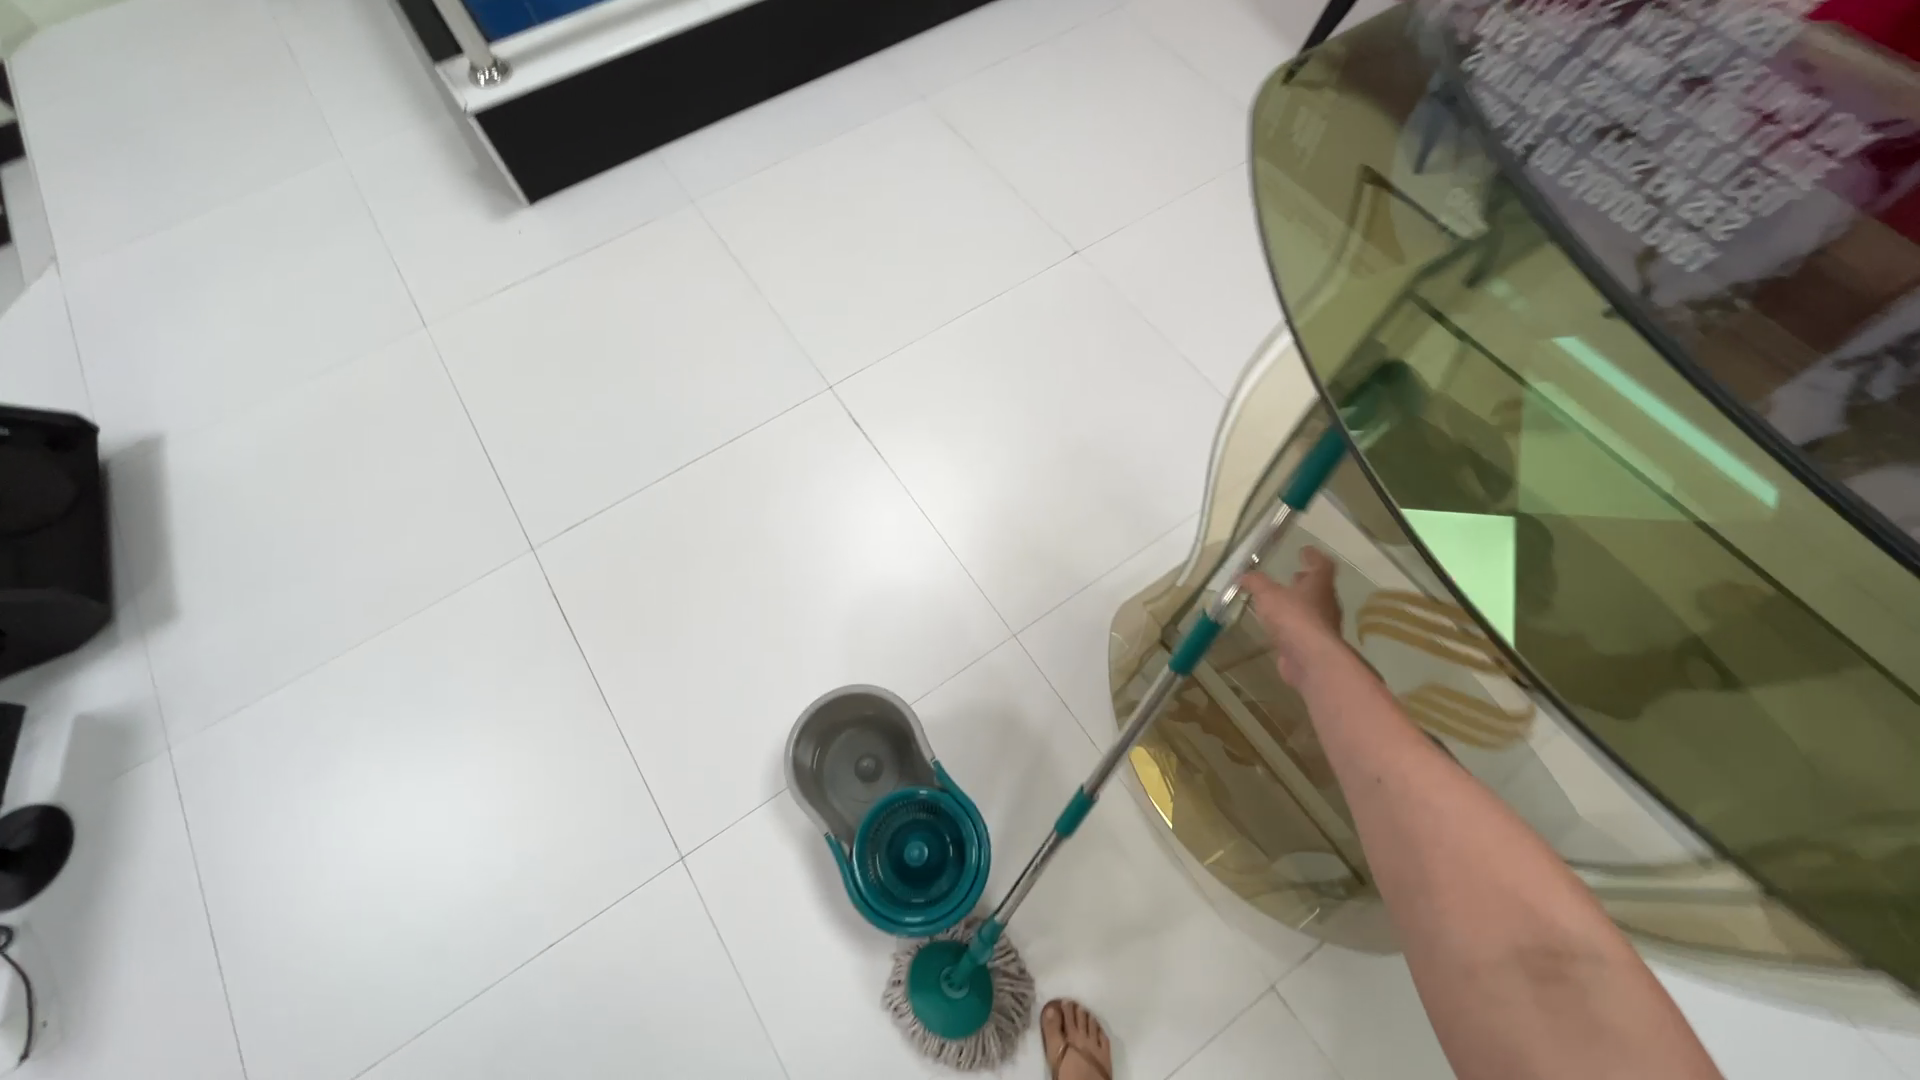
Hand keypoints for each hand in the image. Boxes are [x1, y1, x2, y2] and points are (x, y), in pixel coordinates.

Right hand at [1240, 546, 1347, 687]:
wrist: (1310, 659)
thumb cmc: (1293, 618)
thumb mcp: (1268, 594)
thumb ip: (1256, 583)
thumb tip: (1244, 574)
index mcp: (1319, 585)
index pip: (1322, 565)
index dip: (1313, 556)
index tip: (1305, 550)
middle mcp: (1326, 604)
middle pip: (1319, 588)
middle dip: (1306, 582)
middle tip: (1294, 576)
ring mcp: (1322, 626)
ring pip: (1313, 609)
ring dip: (1300, 603)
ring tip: (1283, 601)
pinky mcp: (1313, 645)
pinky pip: (1303, 629)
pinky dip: (1293, 624)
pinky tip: (1279, 627)